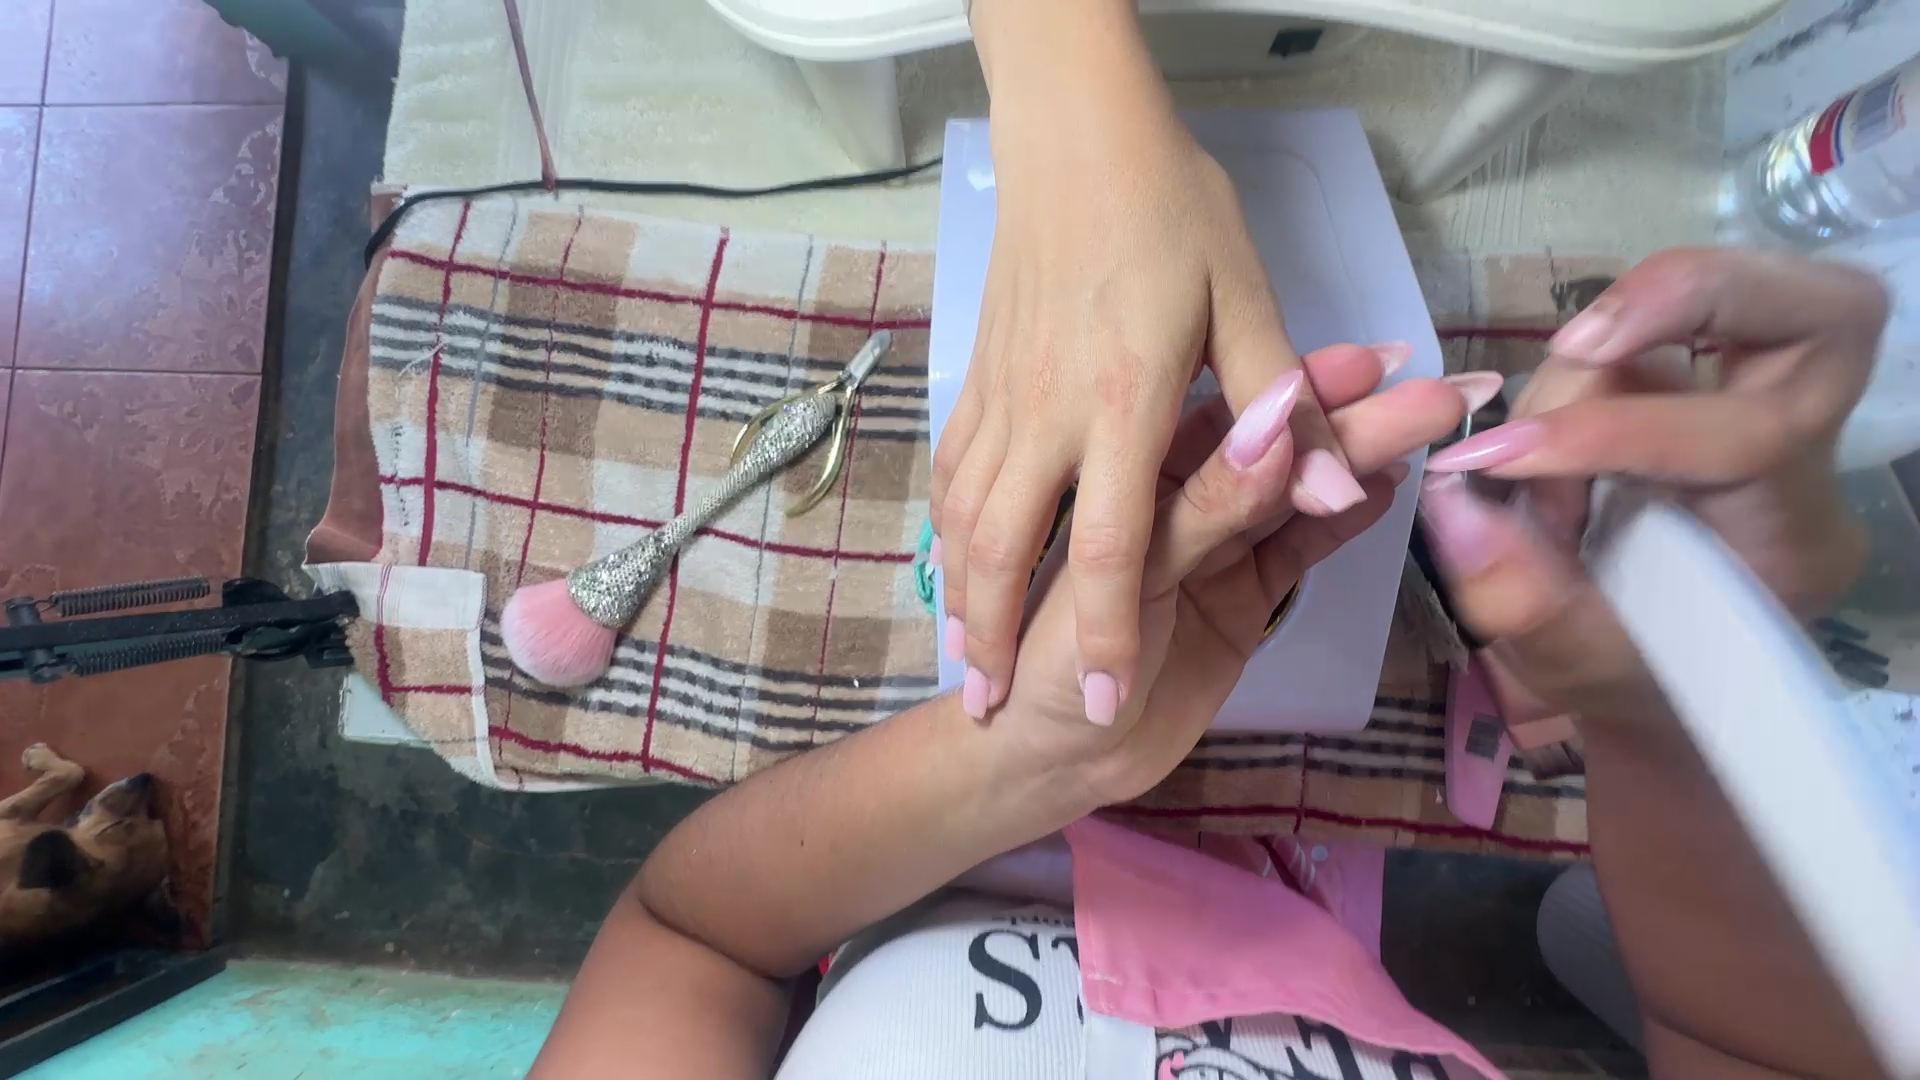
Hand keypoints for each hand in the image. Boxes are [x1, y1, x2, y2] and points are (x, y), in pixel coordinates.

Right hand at [934, 9, 1365, 725]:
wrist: (1073, 140)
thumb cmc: (1170, 213)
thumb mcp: (1245, 298)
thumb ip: (1283, 399)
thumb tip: (1333, 490)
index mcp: (1121, 405)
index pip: (1107, 547)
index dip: (1102, 635)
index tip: (1097, 707)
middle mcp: (1046, 416)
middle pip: (1001, 547)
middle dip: (989, 636)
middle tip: (987, 706)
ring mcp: (999, 398)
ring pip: (962, 515)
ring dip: (957, 593)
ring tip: (959, 656)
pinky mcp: (975, 378)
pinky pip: (949, 471)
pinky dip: (946, 528)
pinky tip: (951, 558)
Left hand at [987, 346, 1472, 805]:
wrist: (1057, 760)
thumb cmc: (1052, 664)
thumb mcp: (1123, 580)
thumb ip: (1199, 510)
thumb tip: (1279, 426)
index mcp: (1123, 483)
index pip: (1216, 427)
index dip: (1288, 393)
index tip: (1365, 362)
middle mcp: (1172, 507)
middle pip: (1264, 458)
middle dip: (1341, 423)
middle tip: (1431, 391)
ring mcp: (1212, 554)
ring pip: (1288, 501)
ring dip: (1352, 466)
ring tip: (1428, 424)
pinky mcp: (1241, 603)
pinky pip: (1293, 555)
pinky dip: (1335, 525)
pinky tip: (1386, 487)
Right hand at [1418, 248, 1887, 718]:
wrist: (1666, 676)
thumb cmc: (1625, 678)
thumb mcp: (1564, 661)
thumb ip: (1512, 590)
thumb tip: (1448, 496)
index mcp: (1783, 536)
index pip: (1735, 442)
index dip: (1600, 434)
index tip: (1481, 461)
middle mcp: (1800, 459)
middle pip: (1822, 314)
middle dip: (1687, 300)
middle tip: (1574, 342)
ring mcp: (1758, 414)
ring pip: (1726, 305)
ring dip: (1592, 361)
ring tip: (1526, 454)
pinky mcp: (1702, 395)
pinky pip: (1658, 333)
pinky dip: (1584, 359)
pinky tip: (1540, 433)